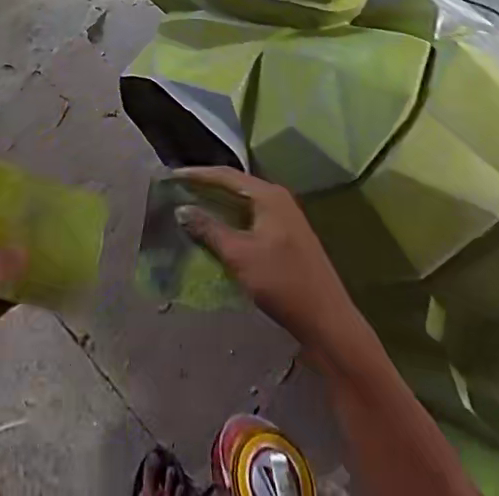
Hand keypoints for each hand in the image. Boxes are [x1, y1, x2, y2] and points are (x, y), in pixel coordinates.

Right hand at [172, 167, 367, 358]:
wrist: (328, 322)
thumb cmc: (282, 282)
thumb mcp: (239, 254)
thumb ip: (208, 228)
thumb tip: (181, 209)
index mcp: (269, 196)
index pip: (225, 175)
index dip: (196, 174)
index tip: (170, 176)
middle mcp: (278, 200)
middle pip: (234, 184)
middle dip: (205, 186)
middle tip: (176, 188)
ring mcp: (284, 218)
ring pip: (242, 201)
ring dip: (216, 202)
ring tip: (188, 204)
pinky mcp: (285, 236)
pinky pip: (249, 216)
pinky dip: (228, 217)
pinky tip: (213, 226)